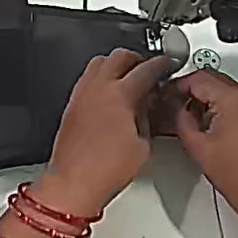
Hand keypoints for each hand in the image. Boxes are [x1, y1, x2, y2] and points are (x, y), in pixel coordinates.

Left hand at [38, 49, 172, 214]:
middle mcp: (98, 88)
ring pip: (99, 63)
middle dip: (137, 59)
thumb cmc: (104, 168)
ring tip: (128, 76)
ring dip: (116, 64)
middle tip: (147, 68)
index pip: (146, 69)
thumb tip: (148, 108)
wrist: (74, 181)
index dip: (160, 64)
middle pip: (119, 56)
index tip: (166, 64)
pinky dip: (100, 77)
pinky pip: (87, 78)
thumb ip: (147, 118)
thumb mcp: (143, 145)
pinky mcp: (71, 104)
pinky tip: (108, 92)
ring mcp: (82, 94)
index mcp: (120, 94)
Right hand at [164, 69, 237, 237]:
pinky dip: (218, 110)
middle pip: (212, 79)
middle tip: (173, 103)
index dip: (175, 85)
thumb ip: (181, 119)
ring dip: (204, 100)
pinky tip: (206, 129)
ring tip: (188, 118)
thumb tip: (177, 110)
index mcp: (233, 99)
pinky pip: (235, 105)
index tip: (165, 95)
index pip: (197, 77)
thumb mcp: (197, 145)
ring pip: (223, 91)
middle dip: (190, 90)